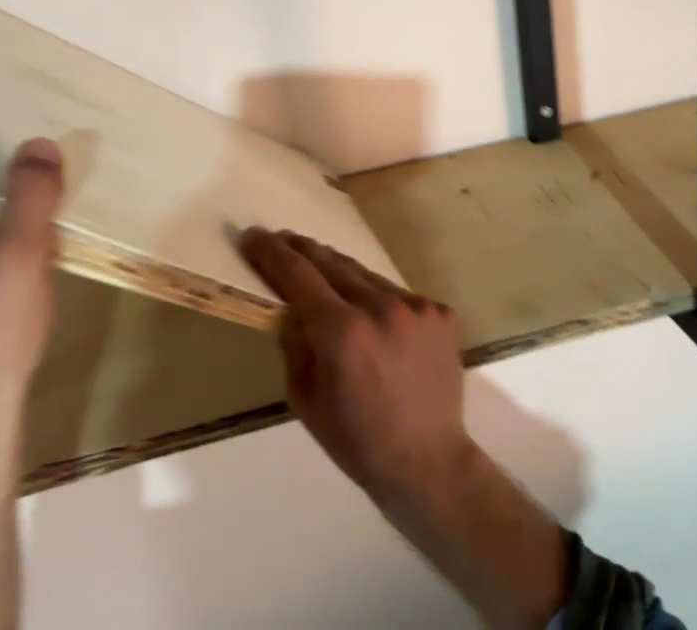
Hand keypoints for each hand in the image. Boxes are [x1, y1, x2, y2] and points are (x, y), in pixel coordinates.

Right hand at [237, 228, 472, 504]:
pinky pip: (400, 297)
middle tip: (283, 239)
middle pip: (333, 264)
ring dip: (343, 274)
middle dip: (303, 250)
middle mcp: (380, 308)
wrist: (427, 461)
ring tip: (323, 270)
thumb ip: (295, 346)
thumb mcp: (304, 398)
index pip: (298, 275)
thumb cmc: (356, 440)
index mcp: (341, 331)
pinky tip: (372, 315)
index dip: (272, 253)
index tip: (255, 236)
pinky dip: (379, 301)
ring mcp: (417, 308)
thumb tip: (292, 311)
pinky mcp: (442, 314)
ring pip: (368, 278)